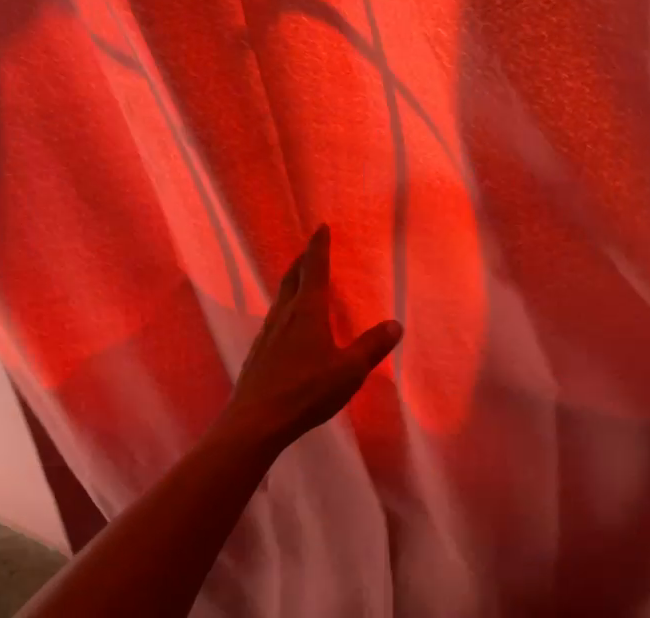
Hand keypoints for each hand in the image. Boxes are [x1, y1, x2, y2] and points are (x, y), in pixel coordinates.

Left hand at [214, 225, 402, 453]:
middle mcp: (284, 315)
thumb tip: (395, 324)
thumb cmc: (306, 391)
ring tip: (301, 284)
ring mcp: (267, 334)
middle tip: (312, 250)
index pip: (314, 268)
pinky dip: (285, 309)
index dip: (319, 246)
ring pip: (280, 298)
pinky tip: (288, 327)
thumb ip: (372, 347)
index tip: (321, 227)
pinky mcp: (258, 354)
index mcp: (307, 311)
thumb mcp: (349, 371)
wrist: (255, 423)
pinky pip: (274, 320)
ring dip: (292, 284)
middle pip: (292, 278)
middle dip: (303, 260)